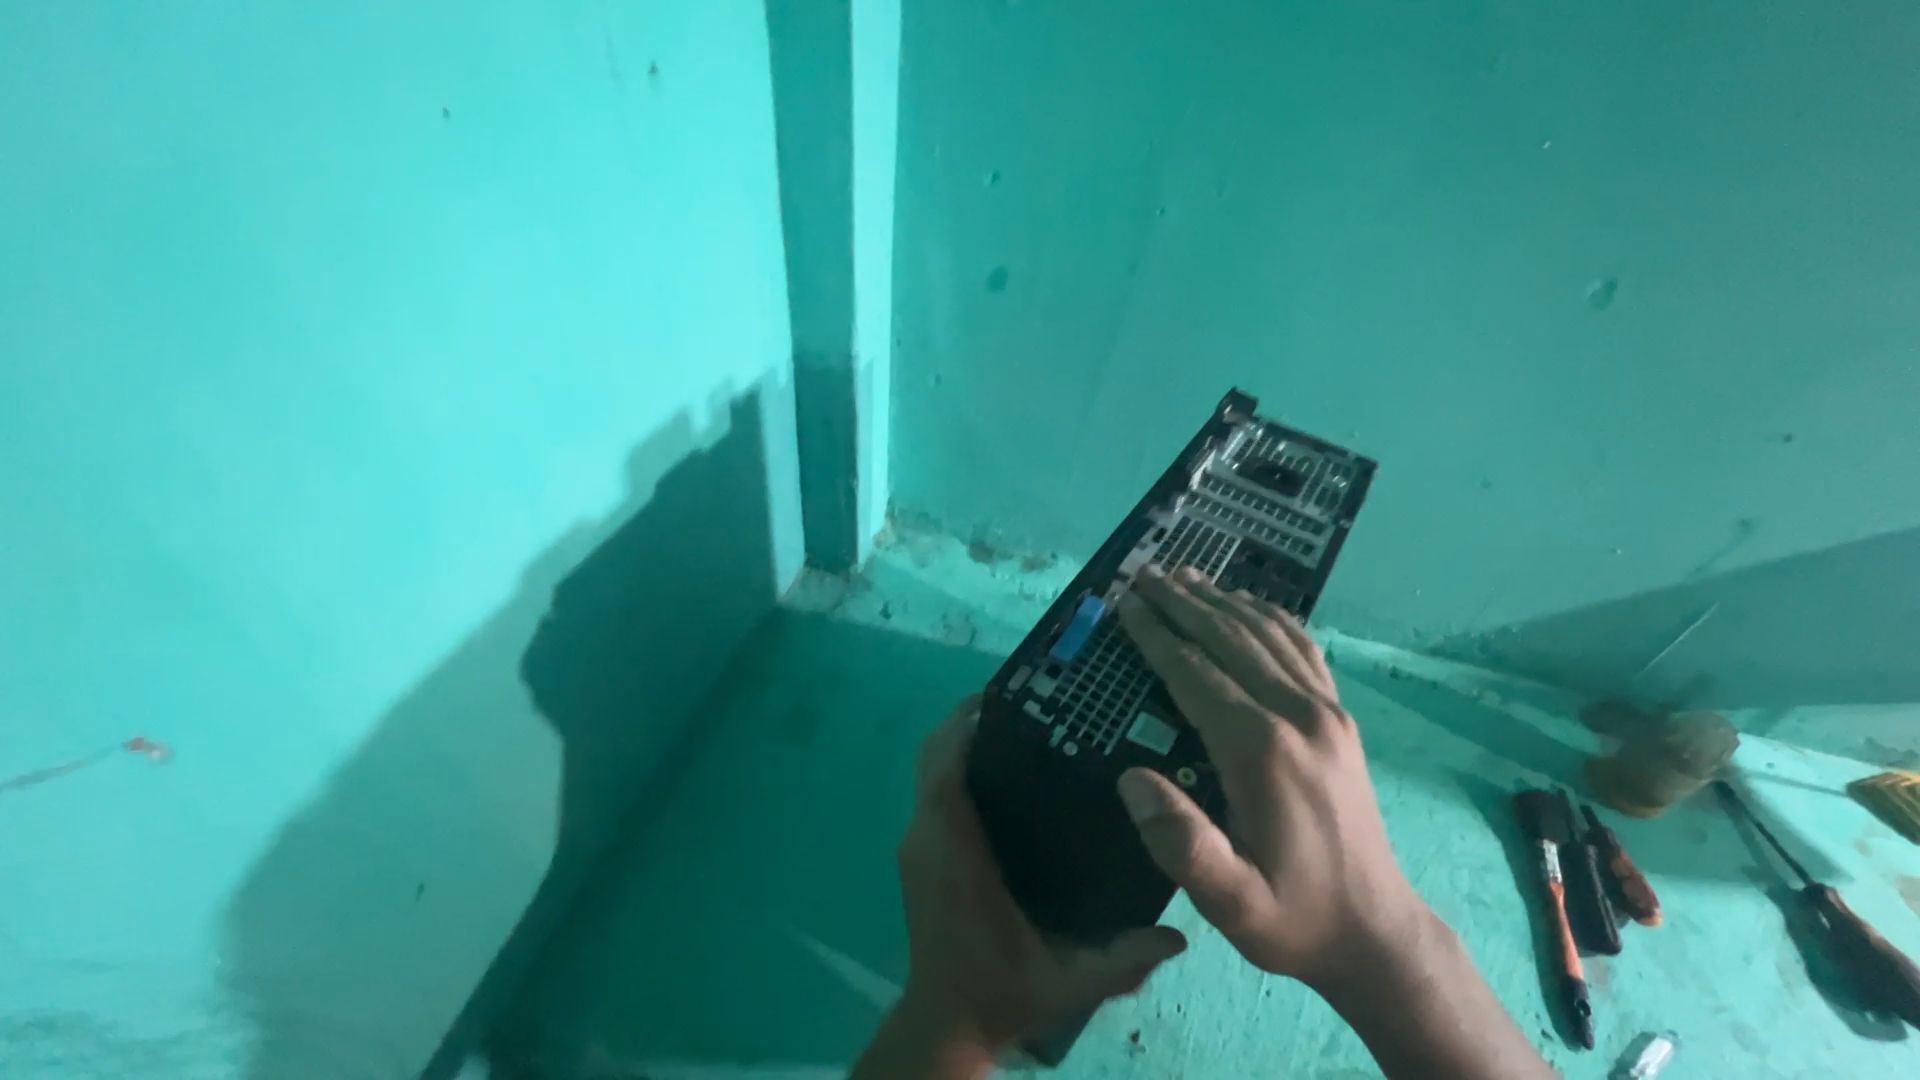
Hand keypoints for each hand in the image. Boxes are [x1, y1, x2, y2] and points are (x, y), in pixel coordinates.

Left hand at [880, 697, 1187, 1062]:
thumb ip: (1121, 960)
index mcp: (952, 853)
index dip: (967, 724)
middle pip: (935, 755)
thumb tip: (1178, 934)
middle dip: (969, 720)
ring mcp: (918, 843)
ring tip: (1022, 726)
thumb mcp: (1067, 982)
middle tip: (1027, 704)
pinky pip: (936, 790)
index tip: (1009, 697)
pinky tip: (1008, 771)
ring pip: (932, 769)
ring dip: (964, 740)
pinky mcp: (921, 852)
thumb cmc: (999, 994)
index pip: (944, 768)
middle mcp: (926, 838)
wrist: (945, 1026)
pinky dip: (960, 766)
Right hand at [1113, 568, 1423, 987]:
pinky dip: (1269, 617)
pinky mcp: (1339, 718)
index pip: (1195, 671)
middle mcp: (1298, 715)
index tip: (1123, 601)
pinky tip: (1248, 604)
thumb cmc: (1291, 916)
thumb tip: (1130, 778)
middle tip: (1143, 573)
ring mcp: (1326, 712)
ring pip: (1266, 634)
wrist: (1375, 931)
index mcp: (1262, 750)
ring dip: (1220, 600)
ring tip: (1184, 575)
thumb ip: (1181, 845)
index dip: (1155, 634)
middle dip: (1181, 602)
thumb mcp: (1230, 903)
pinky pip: (1302, 648)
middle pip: (1229, 638)